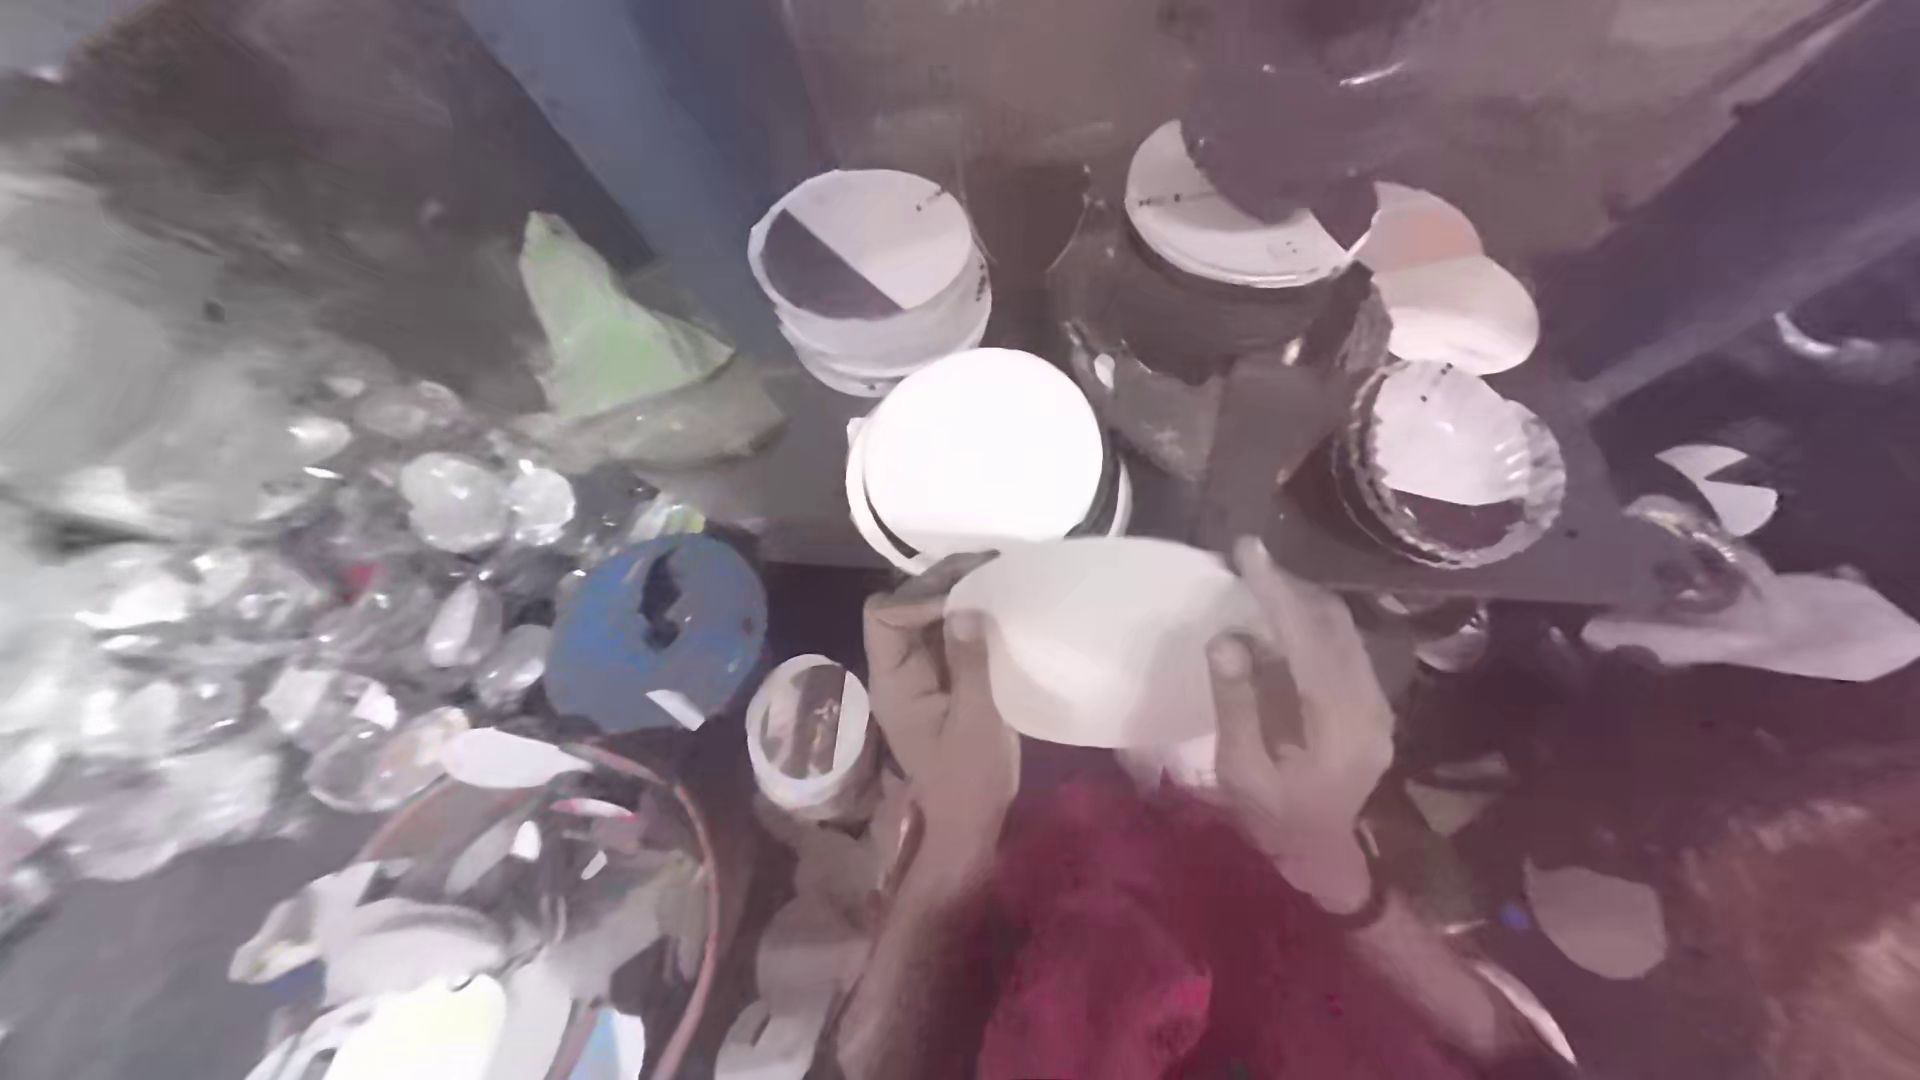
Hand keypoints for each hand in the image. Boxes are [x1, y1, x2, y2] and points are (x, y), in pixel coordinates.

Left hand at [863, 556, 1019, 874]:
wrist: (969, 821)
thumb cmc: (970, 781)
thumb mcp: (977, 723)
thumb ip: (971, 664)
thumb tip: (967, 608)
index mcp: (893, 681)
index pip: (882, 617)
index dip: (917, 599)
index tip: (963, 601)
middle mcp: (898, 668)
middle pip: (903, 606)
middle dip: (940, 584)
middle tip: (988, 568)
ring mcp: (919, 670)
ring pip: (925, 614)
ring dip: (956, 592)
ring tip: (996, 577)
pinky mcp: (940, 674)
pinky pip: (945, 631)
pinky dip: (967, 613)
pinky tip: (997, 606)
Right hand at [1210, 537, 1394, 910]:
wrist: (1318, 851)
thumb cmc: (1271, 814)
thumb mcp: (1241, 766)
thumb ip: (1237, 703)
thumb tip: (1227, 638)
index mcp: (1340, 724)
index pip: (1308, 639)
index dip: (1276, 591)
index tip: (1247, 551)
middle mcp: (1370, 705)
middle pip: (1333, 624)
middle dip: (1288, 585)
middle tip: (1246, 559)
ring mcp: (1376, 701)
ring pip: (1341, 628)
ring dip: (1298, 597)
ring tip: (1256, 577)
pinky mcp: (1368, 700)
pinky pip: (1339, 643)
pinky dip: (1306, 618)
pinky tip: (1276, 614)